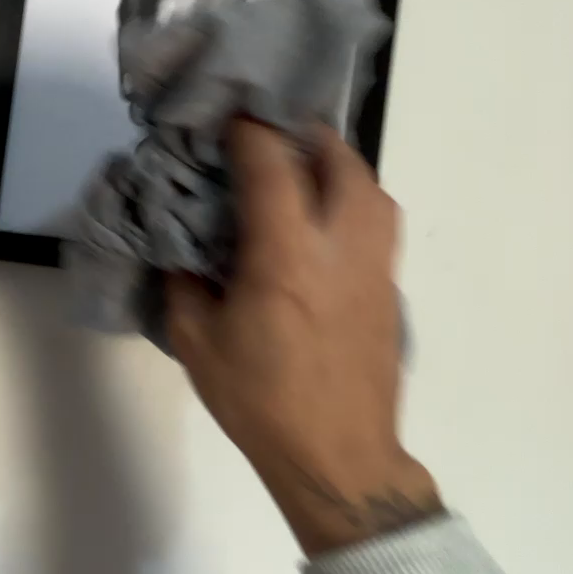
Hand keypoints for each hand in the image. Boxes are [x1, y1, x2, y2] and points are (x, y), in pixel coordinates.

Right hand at [166, 121, 438, 554]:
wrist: (336, 455)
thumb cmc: (257, 397)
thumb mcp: (196, 339)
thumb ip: (187, 282)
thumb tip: (184, 248)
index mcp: (285, 262)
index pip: (274, 174)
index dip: (251, 135)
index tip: (228, 117)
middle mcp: (341, 253)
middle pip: (342, 168)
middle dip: (306, 136)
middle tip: (269, 130)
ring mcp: (374, 272)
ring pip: (375, 192)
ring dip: (339, 163)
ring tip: (301, 162)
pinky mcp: (388, 292)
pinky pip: (380, 223)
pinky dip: (354, 197)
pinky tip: (322, 214)